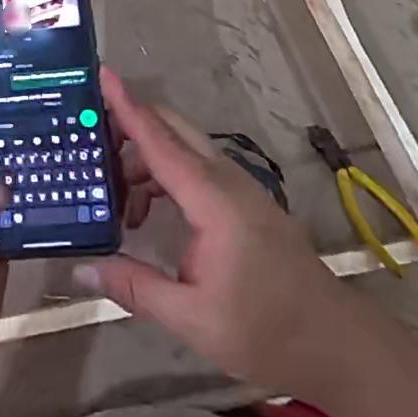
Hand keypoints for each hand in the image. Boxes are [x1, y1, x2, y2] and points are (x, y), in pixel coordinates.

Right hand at [75, 68, 352, 394]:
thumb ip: (133, 287)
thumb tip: (80, 269)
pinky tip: (143, 213)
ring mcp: (238, 188)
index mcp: (213, 202)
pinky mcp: (241, 201)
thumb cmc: (267, 330)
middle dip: (128, 125)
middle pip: (171, 129)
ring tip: (112, 197)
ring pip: (181, 148)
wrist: (337, 342)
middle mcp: (226, 182)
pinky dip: (160, 176)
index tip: (102, 74)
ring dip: (142, 159)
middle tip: (87, 140)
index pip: (160, 142)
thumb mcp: (192, 318)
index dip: (127, 106)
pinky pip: (192, 169)